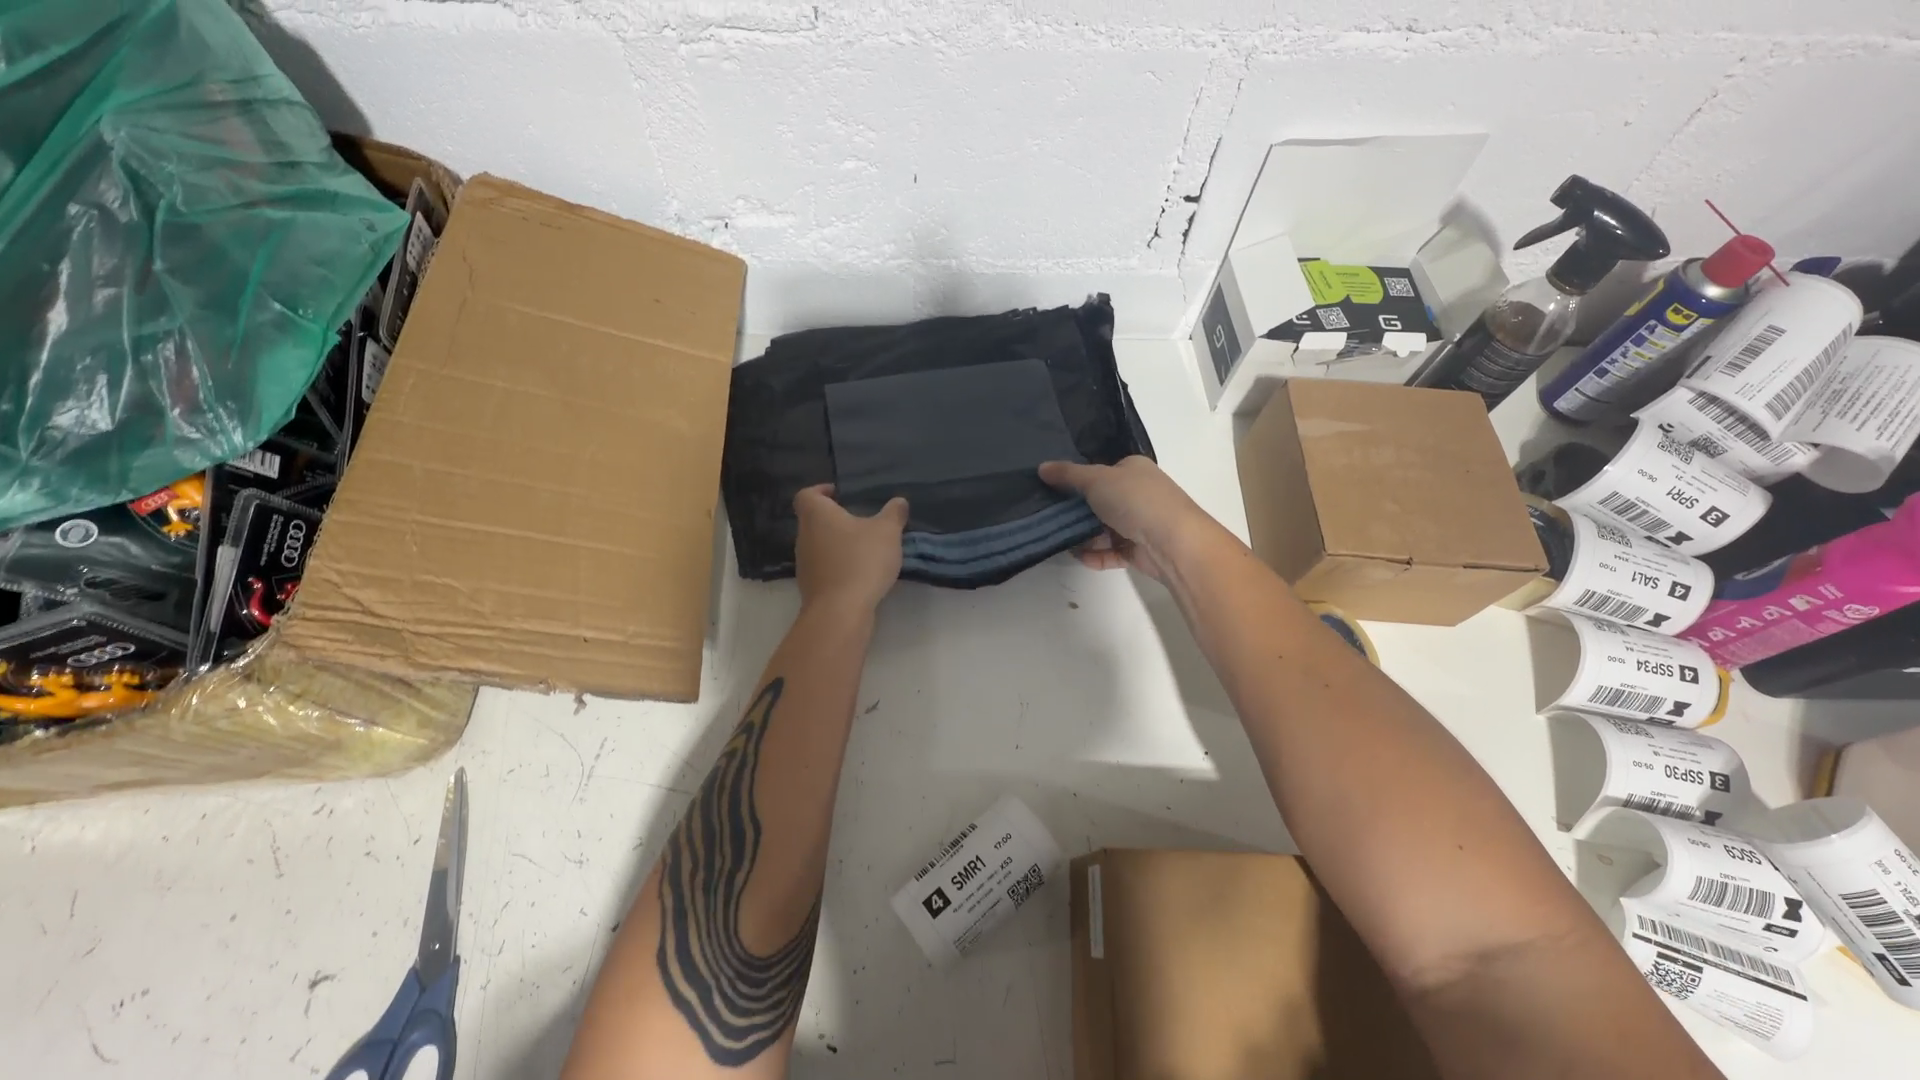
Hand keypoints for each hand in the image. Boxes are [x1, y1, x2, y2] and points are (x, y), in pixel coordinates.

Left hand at [793, 485, 907, 612]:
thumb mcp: (887, 532)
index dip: (820, 491)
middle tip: (860, 520)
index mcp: (816, 515)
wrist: (840, 611)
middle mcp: (804, 536)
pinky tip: (860, 573)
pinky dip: (838, 566)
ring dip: (837, 544)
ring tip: (864, 547)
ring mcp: (805, 563)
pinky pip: (824, 568)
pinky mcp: (811, 586)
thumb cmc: (861, 560)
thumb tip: (899, 501)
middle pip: (813, 521)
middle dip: (834, 519)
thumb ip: (893, 514)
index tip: (838, 493)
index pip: (806, 495)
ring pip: (819, 545)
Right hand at [1038, 456, 1215, 580]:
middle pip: (1100, 502)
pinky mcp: (1139, 550)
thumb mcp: (1096, 479)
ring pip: (1104, 529)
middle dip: (1078, 512)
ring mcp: (1140, 523)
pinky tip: (1079, 556)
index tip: (1054, 491)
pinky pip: (1111, 552)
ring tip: (1061, 540)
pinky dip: (1095, 555)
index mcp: (1134, 470)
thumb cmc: (1135, 500)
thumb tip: (1041, 467)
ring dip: (1084, 536)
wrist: (1173, 542)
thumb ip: (1068, 475)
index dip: (1079, 480)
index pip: (1102, 472)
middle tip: (1052, 518)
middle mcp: (1138, 494)